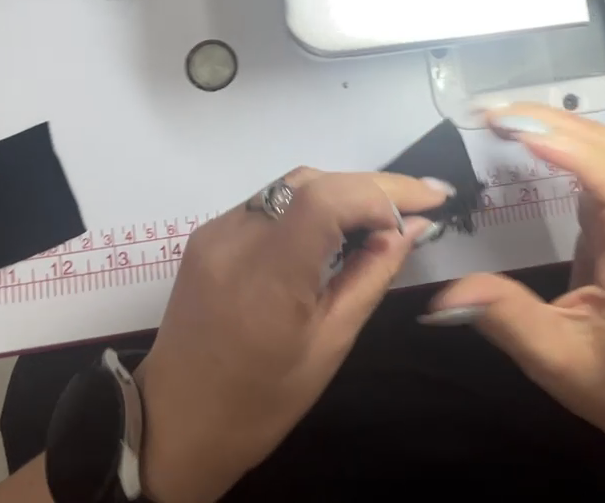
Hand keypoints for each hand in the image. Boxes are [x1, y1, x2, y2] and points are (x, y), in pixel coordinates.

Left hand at [134, 168, 451, 502]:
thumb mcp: (330, 345)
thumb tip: (413, 228)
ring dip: (341, 190)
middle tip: (419, 203)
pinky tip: (334, 226)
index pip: (327, 200)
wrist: (175, 424)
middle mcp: (236, 239)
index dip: (383, 190)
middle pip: (313, 181)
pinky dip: (309, 204)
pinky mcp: (208, 233)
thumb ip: (372, 276)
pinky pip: (268, 201)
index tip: (429, 200)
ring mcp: (216, 231)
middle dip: (371, 187)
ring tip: (383, 214)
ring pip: (291, 184)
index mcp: (267, 277)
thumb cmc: (261, 402)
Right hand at [425, 104, 604, 462]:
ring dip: (552, 124)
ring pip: (600, 149)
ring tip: (499, 116)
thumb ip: (507, 320)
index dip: (577, 157)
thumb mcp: (554, 360)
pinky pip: (588, 163)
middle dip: (552, 125)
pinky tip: (520, 136)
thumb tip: (448, 295)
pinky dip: (553, 140)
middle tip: (492, 115)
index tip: (525, 138)